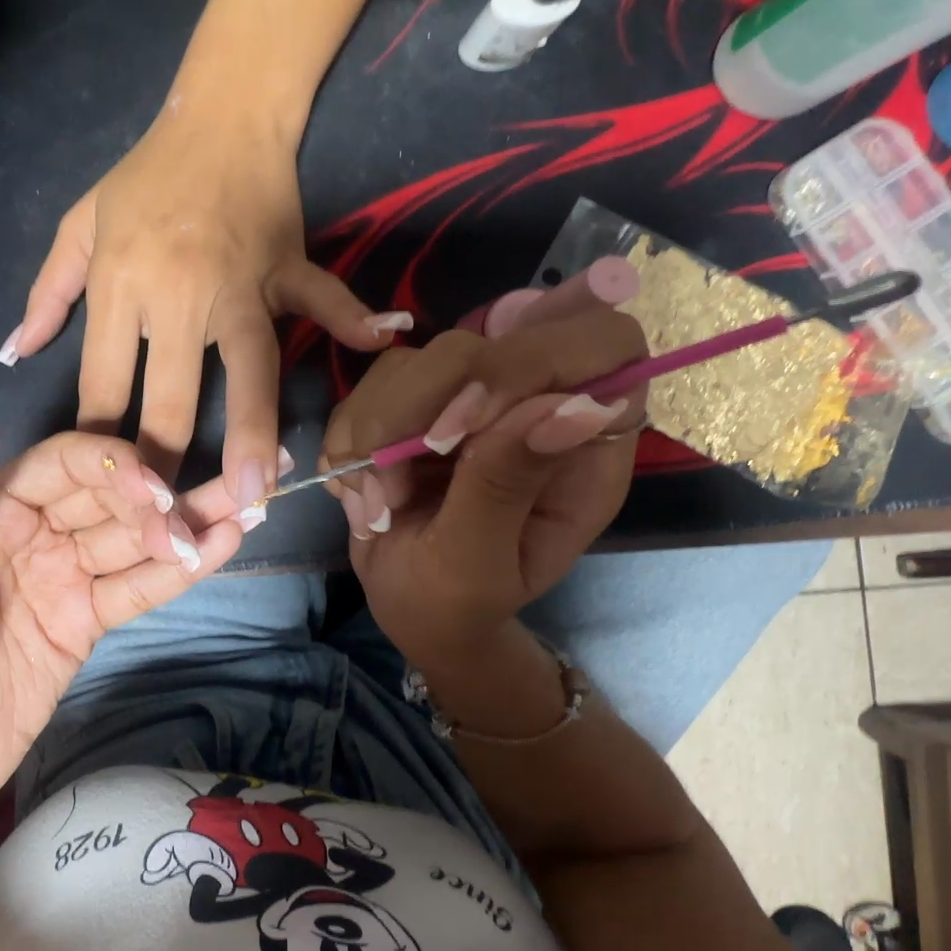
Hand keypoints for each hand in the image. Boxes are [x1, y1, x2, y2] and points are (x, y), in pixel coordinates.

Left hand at [0, 106, 405, 507]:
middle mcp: (178, 296)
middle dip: (167, 463)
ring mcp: (240, 284)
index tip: (103, 488)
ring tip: (253, 495)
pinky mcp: (289, 268)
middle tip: (169, 522)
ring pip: (248, 367)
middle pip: (172, 396)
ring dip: (252, 432)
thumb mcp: (78, 225)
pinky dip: (353, 319)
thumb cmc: (143, 177)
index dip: (100, 440)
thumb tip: (15, 354)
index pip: (104, 383)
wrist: (220, 116)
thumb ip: (47, 293)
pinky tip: (386, 345)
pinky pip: (323, 299)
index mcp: (120, 286)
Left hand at [0, 383, 248, 813]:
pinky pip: (138, 587)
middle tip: (206, 512)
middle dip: (156, 499)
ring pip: (134, 539)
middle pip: (108, 497)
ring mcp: (66, 577)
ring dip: (187, 523)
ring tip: (250, 504)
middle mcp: (35, 532)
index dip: (110, 467)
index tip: (152, 489)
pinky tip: (224, 544)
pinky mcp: (88, 621)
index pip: (63, 465)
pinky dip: (179, 570)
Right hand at [319, 301, 648, 652]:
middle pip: (483, 342)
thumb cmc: (452, 605)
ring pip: (414, 362)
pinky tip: (360, 491)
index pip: (601, 343)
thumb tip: (574, 405)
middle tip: (394, 482)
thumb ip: (509, 483)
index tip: (460, 424)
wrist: (404, 608)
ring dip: (374, 435)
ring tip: (377, 503)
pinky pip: (369, 387)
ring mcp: (469, 402)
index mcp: (582, 448)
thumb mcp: (477, 562)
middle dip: (418, 410)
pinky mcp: (415, 405)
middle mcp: (529, 409)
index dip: (533, 359)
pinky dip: (349, 441)